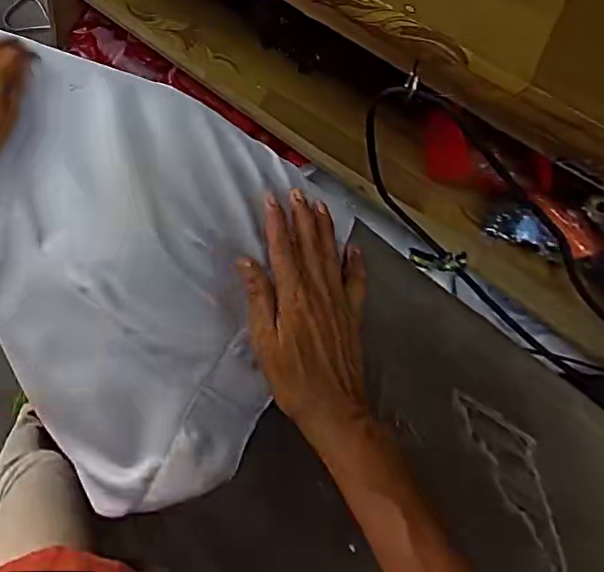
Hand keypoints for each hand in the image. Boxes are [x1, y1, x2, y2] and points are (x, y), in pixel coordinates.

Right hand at [239, 190, 369, 448]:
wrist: (336, 410)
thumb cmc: (293, 380)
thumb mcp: (264, 343)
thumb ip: (258, 299)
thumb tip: (247, 262)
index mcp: (293, 296)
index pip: (282, 250)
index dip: (276, 222)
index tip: (271, 199)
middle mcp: (318, 290)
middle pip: (308, 245)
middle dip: (301, 216)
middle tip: (296, 192)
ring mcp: (339, 300)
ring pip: (331, 254)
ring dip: (324, 228)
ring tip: (319, 206)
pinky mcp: (353, 313)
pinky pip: (356, 280)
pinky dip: (355, 260)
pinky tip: (353, 246)